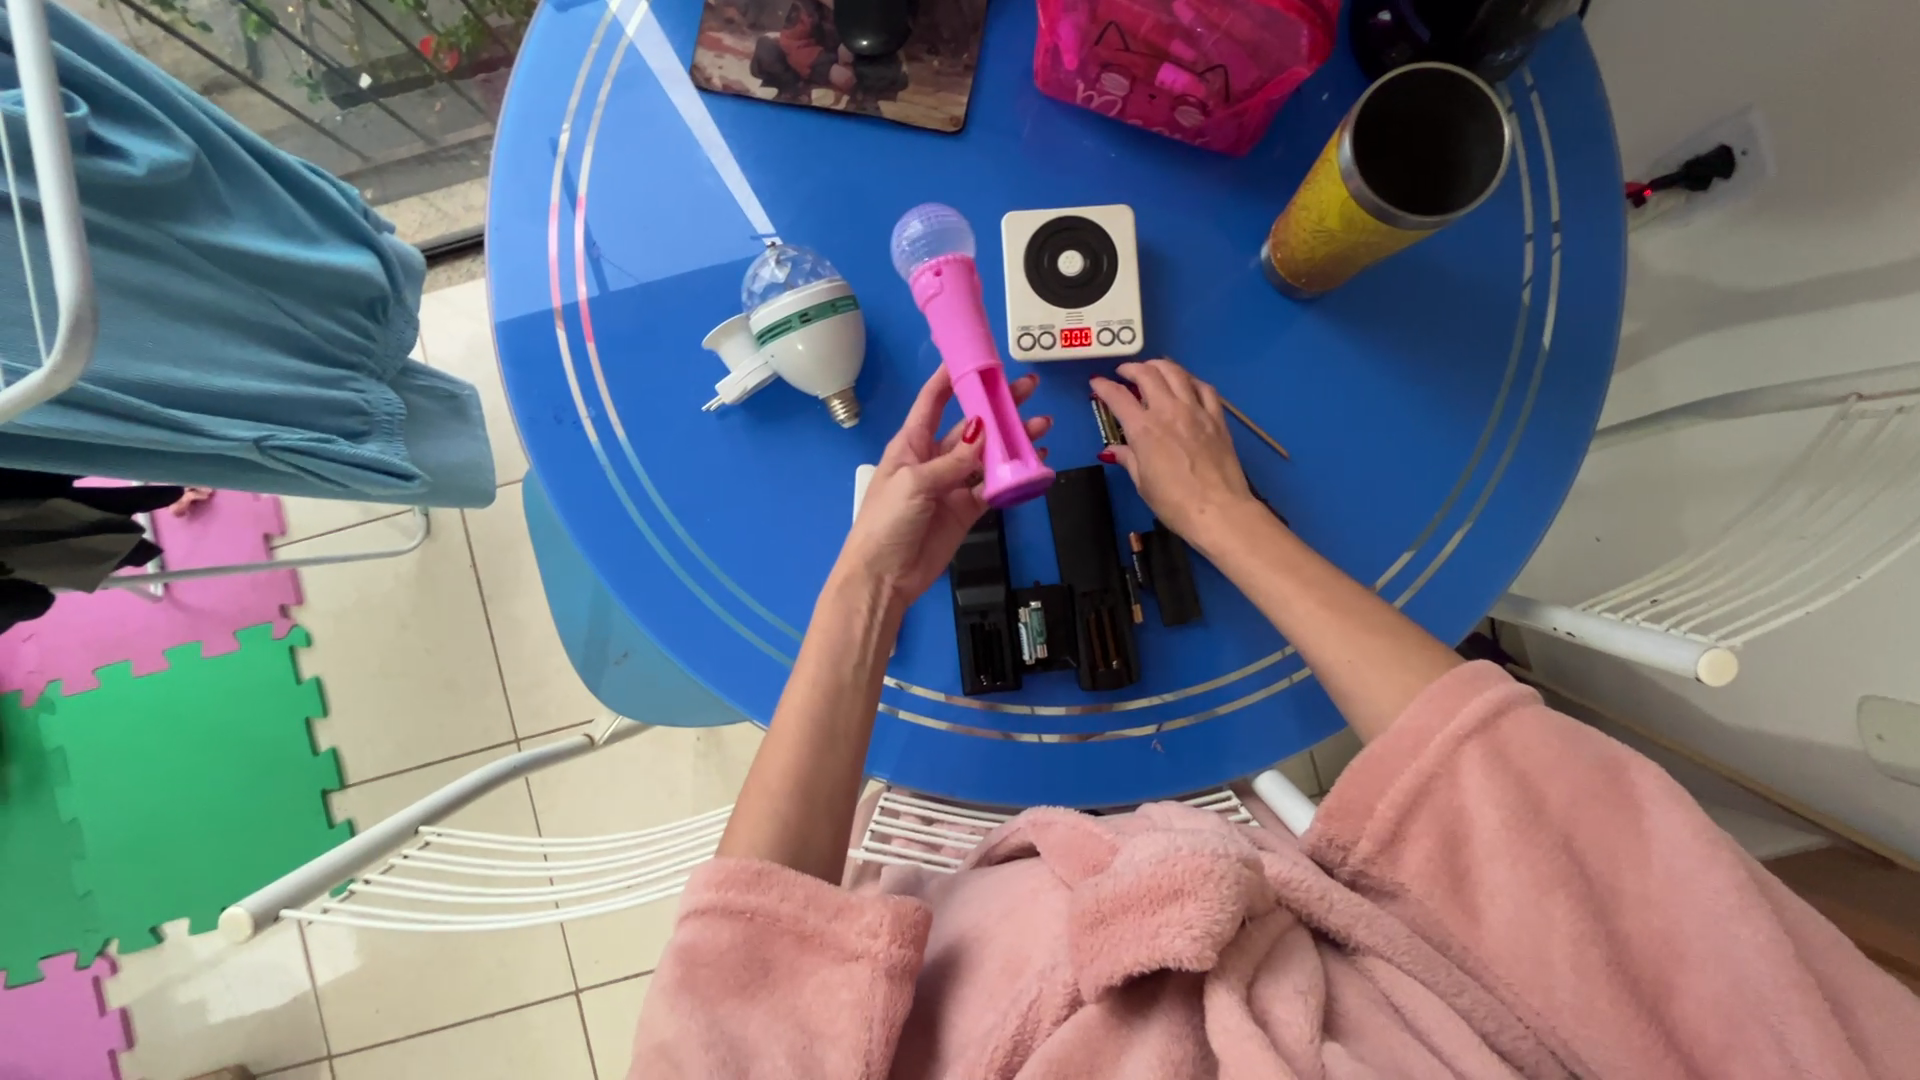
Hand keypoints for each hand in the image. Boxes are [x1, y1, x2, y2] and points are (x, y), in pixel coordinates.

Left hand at [836, 367, 1050, 614]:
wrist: (884, 577)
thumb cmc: (886, 523)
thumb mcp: (914, 483)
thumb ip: (952, 460)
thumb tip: (983, 432)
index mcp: (911, 444)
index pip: (933, 401)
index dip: (952, 378)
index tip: (976, 358)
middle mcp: (933, 458)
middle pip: (970, 425)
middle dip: (998, 406)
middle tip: (1028, 388)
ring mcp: (952, 485)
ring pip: (988, 455)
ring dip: (1013, 440)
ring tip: (1041, 425)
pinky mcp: (966, 510)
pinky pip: (994, 487)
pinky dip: (1014, 476)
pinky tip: (1035, 463)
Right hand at [1090, 358, 1258, 547]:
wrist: (1218, 510)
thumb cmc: (1174, 503)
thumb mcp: (1143, 483)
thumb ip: (1128, 459)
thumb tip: (1114, 450)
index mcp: (1144, 430)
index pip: (1118, 397)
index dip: (1104, 386)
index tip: (1096, 382)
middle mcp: (1169, 411)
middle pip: (1148, 374)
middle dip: (1131, 369)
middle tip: (1124, 373)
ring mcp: (1196, 411)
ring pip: (1177, 373)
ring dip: (1160, 366)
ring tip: (1152, 368)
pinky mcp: (1217, 418)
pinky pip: (1204, 388)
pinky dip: (1190, 380)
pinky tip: (1186, 383)